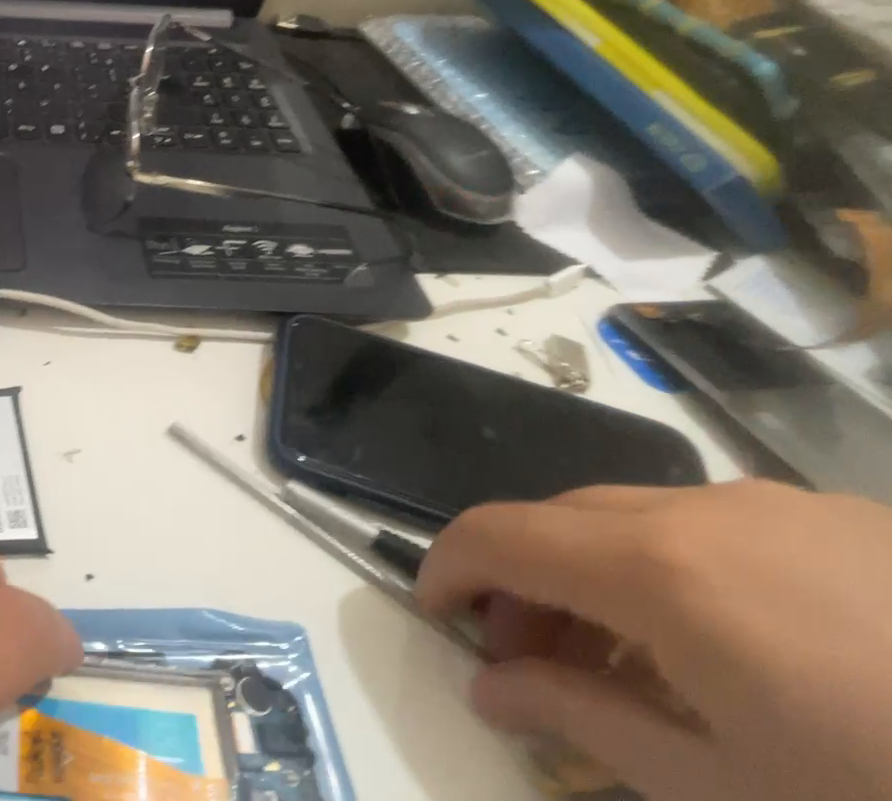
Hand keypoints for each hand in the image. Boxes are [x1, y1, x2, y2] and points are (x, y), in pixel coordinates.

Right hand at [418, 480, 891, 800]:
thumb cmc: (883, 783)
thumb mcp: (719, 783)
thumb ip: (578, 718)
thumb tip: (489, 689)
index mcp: (655, 567)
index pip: (494, 535)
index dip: (444, 569)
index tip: (433, 617)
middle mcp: (703, 509)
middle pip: (557, 518)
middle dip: (519, 582)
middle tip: (527, 661)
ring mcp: (784, 507)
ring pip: (634, 516)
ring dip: (593, 574)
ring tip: (627, 658)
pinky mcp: (852, 521)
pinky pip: (716, 525)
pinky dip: (673, 570)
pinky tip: (731, 644)